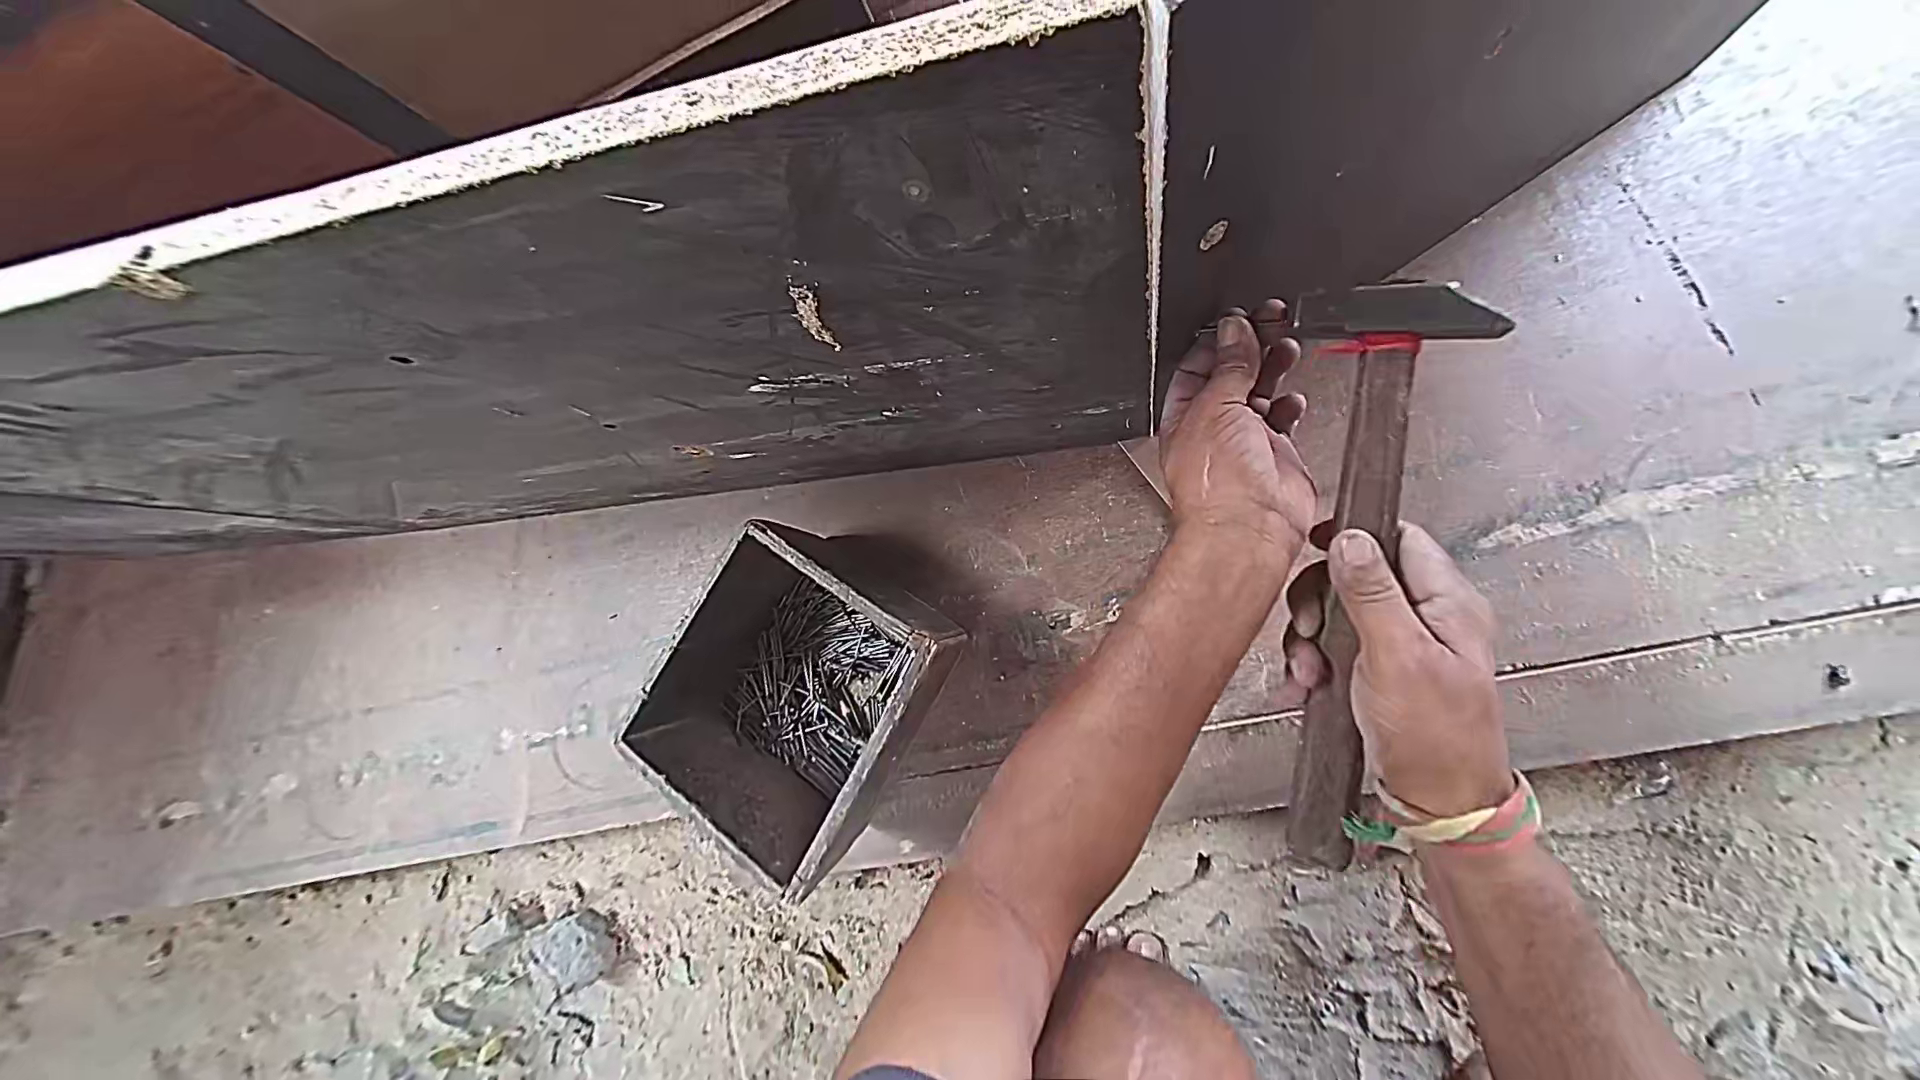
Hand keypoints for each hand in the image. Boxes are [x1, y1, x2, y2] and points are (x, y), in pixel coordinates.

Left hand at [1159, 301, 1317, 564]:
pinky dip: (1291, 403)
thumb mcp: (1216, 406)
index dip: (1218, 340)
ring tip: (1285, 345)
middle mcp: (1211, 426)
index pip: (1197, 366)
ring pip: (1259, 390)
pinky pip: (1283, 417)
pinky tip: (1293, 396)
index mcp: (1182, 415)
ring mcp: (1243, 439)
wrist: (1249, 526)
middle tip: (1271, 319)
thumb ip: (1229, 366)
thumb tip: (1233, 330)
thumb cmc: (1215, 484)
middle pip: (1231, 374)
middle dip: (1250, 346)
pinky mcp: (1275, 452)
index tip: (1239, 318)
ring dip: (1272, 366)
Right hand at [1284, 522, 1512, 817]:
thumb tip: (1350, 539)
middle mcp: (1425, 617)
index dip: (1356, 535)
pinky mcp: (1377, 668)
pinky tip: (1306, 684)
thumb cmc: (1434, 735)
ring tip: (1309, 671)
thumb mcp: (1398, 655)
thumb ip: (1372, 593)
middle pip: (1357, 575)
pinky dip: (1313, 662)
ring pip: (1338, 612)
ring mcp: (1400, 643)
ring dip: (1310, 638)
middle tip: (1307, 628)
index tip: (1315, 544)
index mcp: (1446, 603)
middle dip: (1319, 600)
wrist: (1436, 802)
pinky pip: (1333, 647)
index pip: (1400, 539)